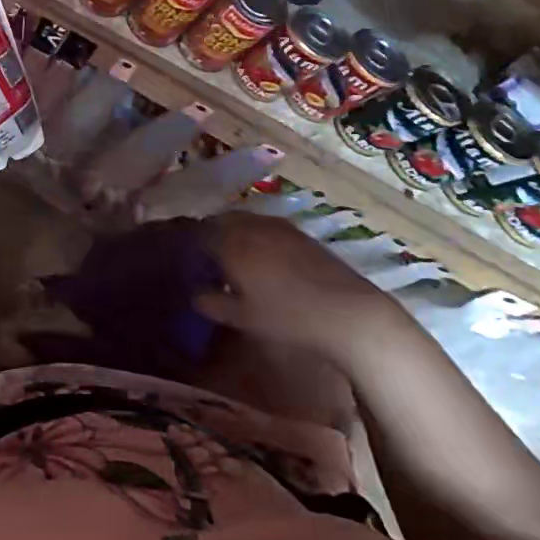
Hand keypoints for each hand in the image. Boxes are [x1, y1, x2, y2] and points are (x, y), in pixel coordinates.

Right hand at [193, 212, 411, 367]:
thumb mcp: (244, 318)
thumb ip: (213, 303)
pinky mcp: (301, 234)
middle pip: (221, 221)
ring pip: (246, 221)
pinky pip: (268, 226)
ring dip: (236, 232)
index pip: (200, 233)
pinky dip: (259, 235)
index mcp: (231, 243)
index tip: (191, 260)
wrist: (349, 313)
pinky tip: (267, 258)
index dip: (192, 245)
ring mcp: (278, 227)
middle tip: (211, 256)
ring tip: (238, 256)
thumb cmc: (288, 317)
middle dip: (213, 233)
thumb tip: (196, 295)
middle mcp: (251, 227)